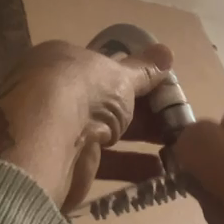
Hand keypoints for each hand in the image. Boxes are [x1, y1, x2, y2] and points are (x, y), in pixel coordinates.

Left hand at [0, 40, 175, 210]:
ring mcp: (59, 129)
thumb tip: (167, 52)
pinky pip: (105, 163)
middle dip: (141, 112)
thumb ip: (143, 70)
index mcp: (61, 62)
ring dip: (140, 139)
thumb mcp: (120, 75)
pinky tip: (161, 171)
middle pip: (105, 102)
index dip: (130, 79)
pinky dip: (132, 166)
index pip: (99, 68)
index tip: (161, 90)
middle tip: (176, 120)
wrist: (46, 138)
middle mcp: (56, 93)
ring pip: (106, 133)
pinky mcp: (66, 163)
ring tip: (177, 146)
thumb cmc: (83, 90)